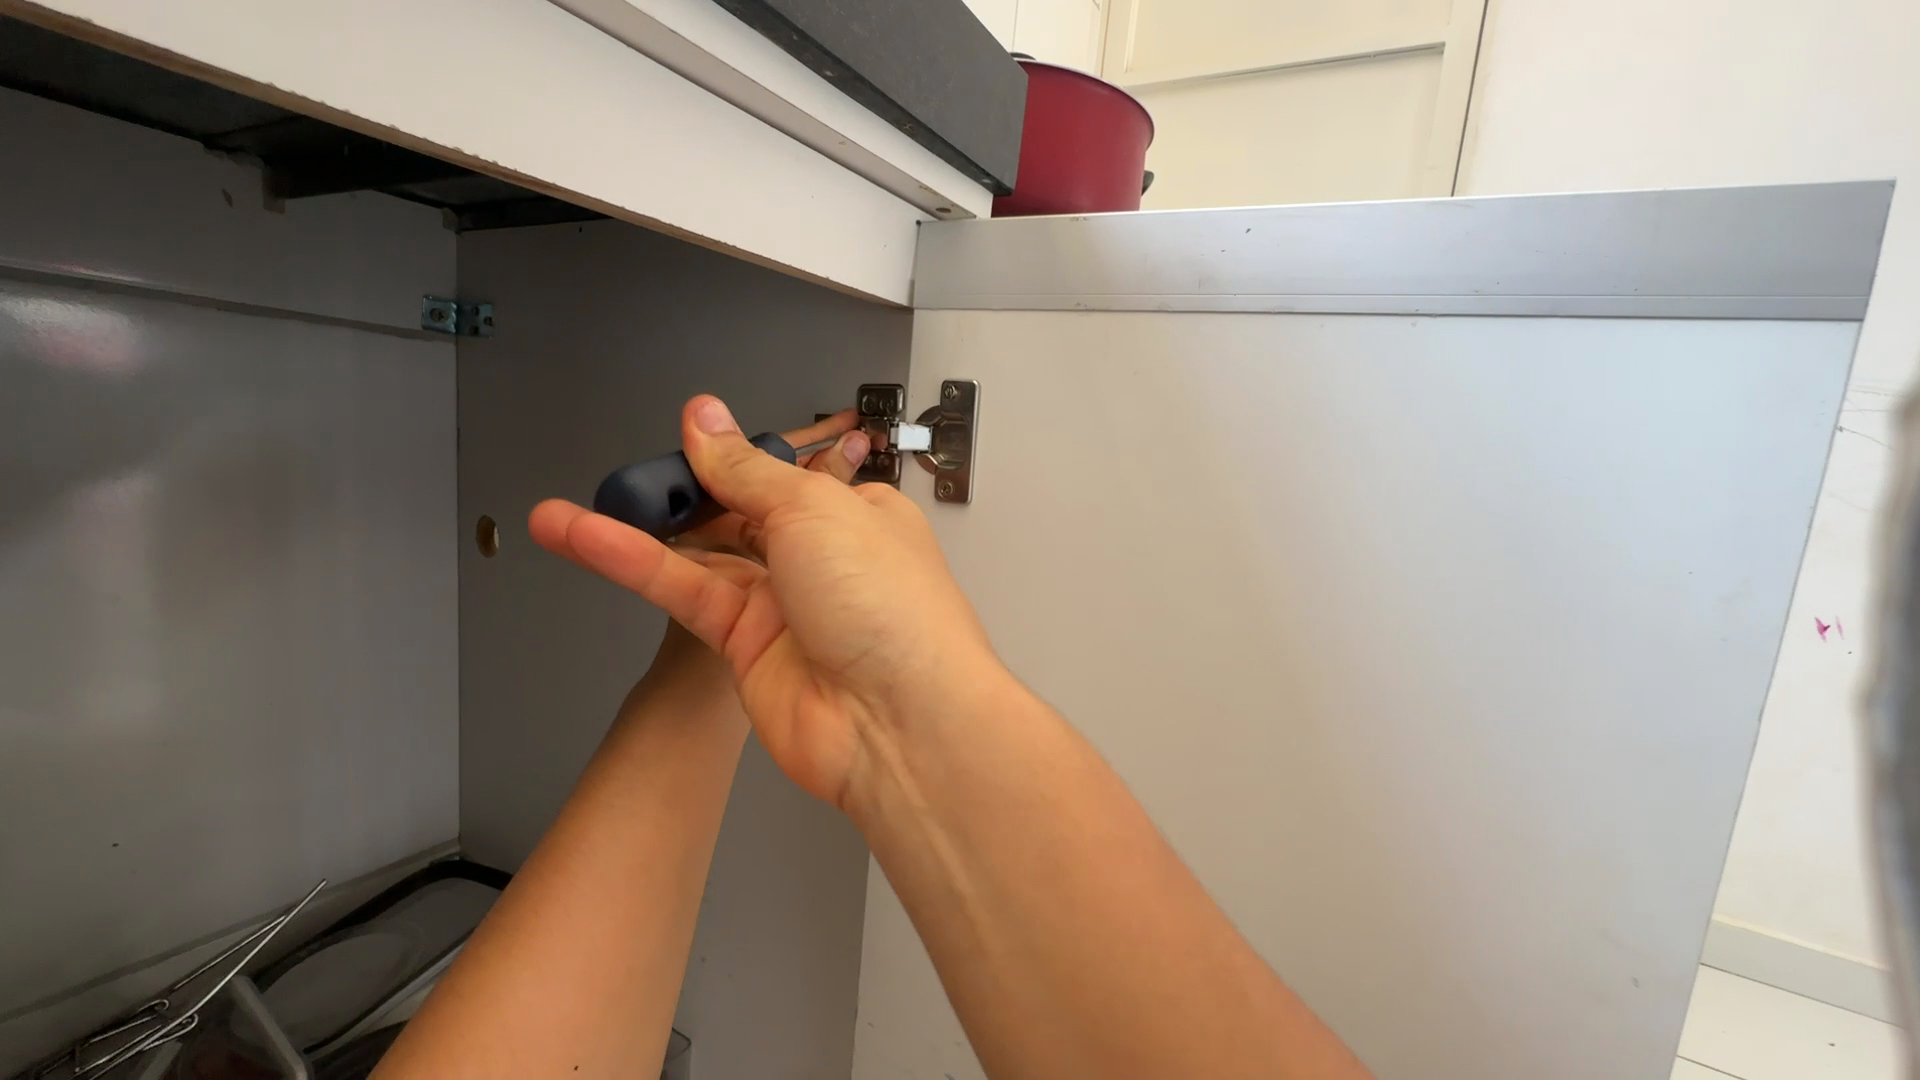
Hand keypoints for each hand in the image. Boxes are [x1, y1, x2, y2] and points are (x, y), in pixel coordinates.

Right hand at [529, 396, 1000, 808]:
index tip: (681, 439)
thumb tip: (707, 420)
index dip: (732, 458)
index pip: (785, 477)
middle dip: (682, 497)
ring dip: (636, 534)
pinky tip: (585, 539)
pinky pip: (687, 594)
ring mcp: (784, 605)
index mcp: (857, 515)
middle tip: (622, 479)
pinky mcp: (747, 647)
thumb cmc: (888, 603)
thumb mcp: (815, 509)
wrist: (898, 722)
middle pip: (738, 516)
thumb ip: (748, 470)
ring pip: (700, 556)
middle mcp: (822, 559)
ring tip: (564, 514)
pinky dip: (636, 567)